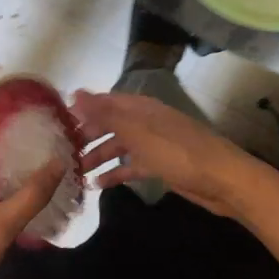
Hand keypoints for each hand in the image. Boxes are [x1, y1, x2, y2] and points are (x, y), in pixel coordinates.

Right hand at [71, 91, 264, 217]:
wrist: (223, 180)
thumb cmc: (179, 153)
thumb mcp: (139, 132)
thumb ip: (106, 114)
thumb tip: (75, 92)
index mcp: (142, 108)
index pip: (105, 102)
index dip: (82, 110)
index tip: (56, 123)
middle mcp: (146, 122)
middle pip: (110, 125)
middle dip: (87, 137)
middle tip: (62, 153)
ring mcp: (153, 145)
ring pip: (118, 147)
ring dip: (98, 157)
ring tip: (75, 173)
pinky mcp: (159, 166)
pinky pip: (131, 167)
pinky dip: (116, 174)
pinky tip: (98, 186)